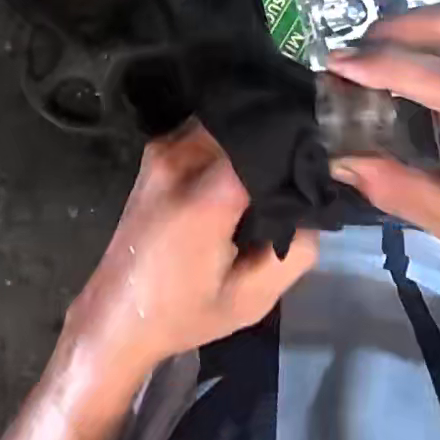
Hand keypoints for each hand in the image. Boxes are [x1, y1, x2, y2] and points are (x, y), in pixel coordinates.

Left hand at [62, 122, 318, 383]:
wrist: (116, 317)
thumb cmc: (183, 312)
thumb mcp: (253, 299)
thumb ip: (297, 252)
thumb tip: (313, 206)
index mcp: (205, 199)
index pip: (266, 143)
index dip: (297, 149)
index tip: (323, 162)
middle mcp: (180, 162)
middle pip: (247, 126)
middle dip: (278, 139)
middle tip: (306, 162)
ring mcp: (163, 152)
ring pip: (226, 122)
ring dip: (253, 137)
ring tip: (276, 164)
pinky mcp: (155, 153)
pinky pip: (205, 130)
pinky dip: (230, 139)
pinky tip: (243, 165)